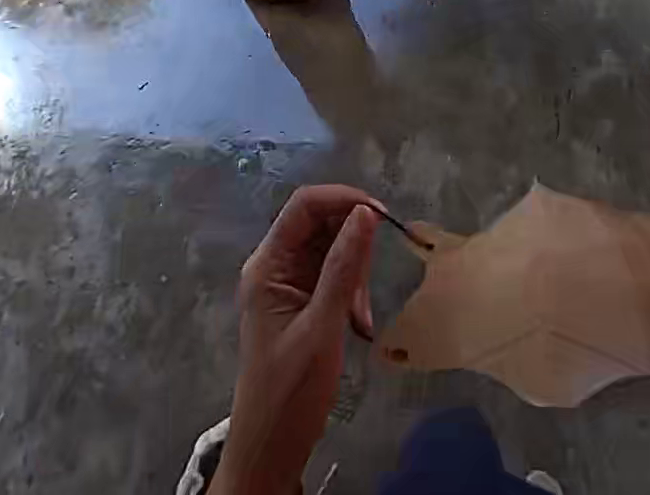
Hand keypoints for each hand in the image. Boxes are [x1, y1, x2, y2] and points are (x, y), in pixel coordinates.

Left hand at [211, 186, 378, 494]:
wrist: (271, 451)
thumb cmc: (290, 392)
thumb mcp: (322, 328)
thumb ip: (344, 267)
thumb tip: (367, 211)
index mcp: (268, 264)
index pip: (305, 205)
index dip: (343, 199)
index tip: (381, 215)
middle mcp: (276, 264)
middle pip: (322, 223)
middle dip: (353, 244)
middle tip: (368, 285)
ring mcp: (290, 281)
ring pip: (334, 248)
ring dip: (355, 274)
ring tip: (359, 317)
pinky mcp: (304, 299)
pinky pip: (335, 274)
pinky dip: (353, 291)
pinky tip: (359, 323)